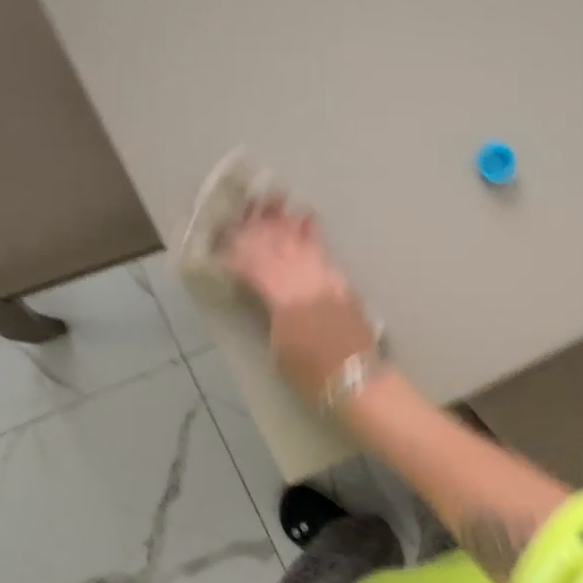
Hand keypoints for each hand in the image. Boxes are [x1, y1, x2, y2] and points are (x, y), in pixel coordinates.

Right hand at [222, 192, 379, 405]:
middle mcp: (307, 281)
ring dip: (286, 222)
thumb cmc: (313, 376)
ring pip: (302, 244)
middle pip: (278, 247)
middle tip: (245, 204)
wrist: (359, 382)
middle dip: (260, 226)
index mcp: (285, 299)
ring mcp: (329, 280)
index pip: (254, 266)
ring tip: (274, 200)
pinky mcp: (345, 286)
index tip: (222, 237)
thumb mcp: (279, 349)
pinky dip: (312, 236)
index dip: (237, 251)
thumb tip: (264, 293)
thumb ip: (270, 314)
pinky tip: (307, 220)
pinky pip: (324, 254)